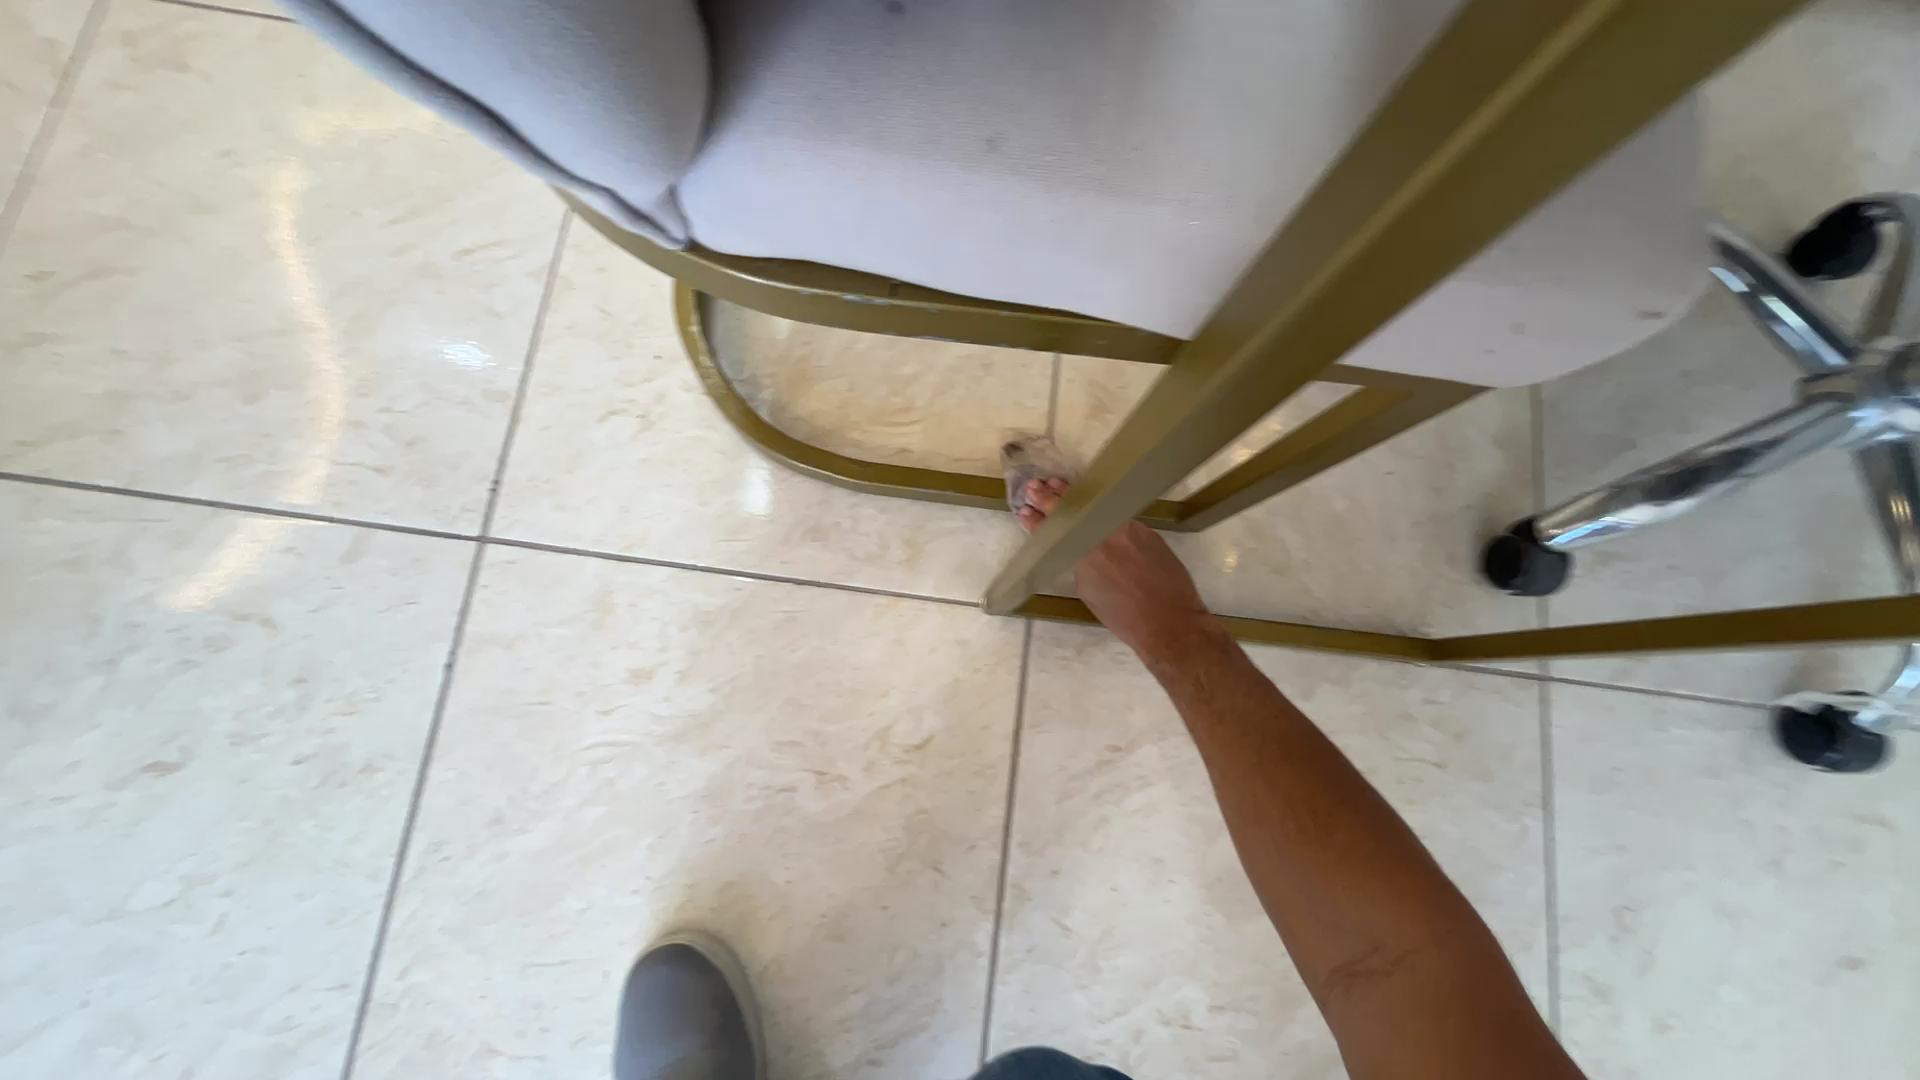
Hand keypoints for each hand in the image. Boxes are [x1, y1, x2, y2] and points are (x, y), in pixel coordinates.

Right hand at [1018, 478, 1222, 662]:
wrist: (1169, 620)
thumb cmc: (1123, 616)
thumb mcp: (1088, 590)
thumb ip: (1080, 562)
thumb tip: (1078, 548)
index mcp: (1085, 551)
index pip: (1054, 528)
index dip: (1037, 519)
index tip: (1025, 508)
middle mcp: (1105, 532)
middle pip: (1074, 508)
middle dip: (1052, 497)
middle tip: (1036, 486)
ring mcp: (1129, 527)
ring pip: (1098, 507)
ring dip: (1077, 498)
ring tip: (1060, 487)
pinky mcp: (1147, 530)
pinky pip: (1118, 516)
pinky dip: (1102, 511)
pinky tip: (1094, 508)